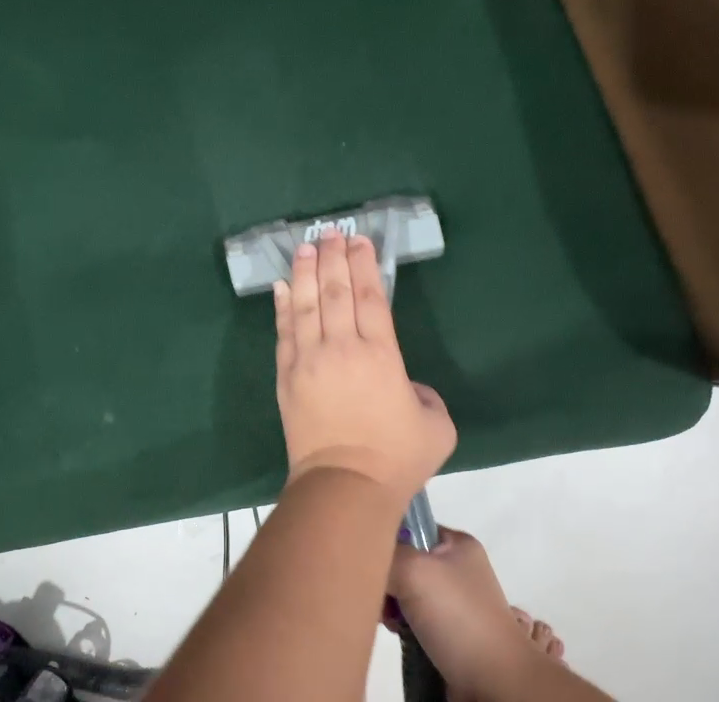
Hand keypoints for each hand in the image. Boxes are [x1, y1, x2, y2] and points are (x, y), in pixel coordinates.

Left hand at [272, 233, 455, 504]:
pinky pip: (284, 332)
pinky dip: (282, 307)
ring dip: (306, 273)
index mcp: (380, 355)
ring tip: (305, 247)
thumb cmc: (396, 458)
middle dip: (334, 258)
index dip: (364, 266)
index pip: (370, 298)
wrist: (344, 485)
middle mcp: (342, 347)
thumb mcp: (437, 426)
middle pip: (335, 292)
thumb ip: (426, 396)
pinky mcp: (287, 376)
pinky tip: (282, 287)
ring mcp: (309, 360)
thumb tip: (407, 388)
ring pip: (306, 305)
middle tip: (331, 232)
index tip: (359, 242)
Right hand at [386, 528, 544, 688]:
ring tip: (388, 618)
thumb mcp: (414, 569)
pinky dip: (399, 623)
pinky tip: (395, 632)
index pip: (411, 525)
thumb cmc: (457, 617)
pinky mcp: (448, 631)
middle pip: (405, 560)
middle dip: (386, 577)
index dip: (388, 538)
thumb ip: (386, 553)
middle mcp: (457, 568)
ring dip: (390, 603)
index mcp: (457, 544)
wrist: (495, 682)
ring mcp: (454, 601)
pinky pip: (411, 616)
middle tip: (380, 595)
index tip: (371, 558)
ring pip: (405, 590)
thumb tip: (366, 552)